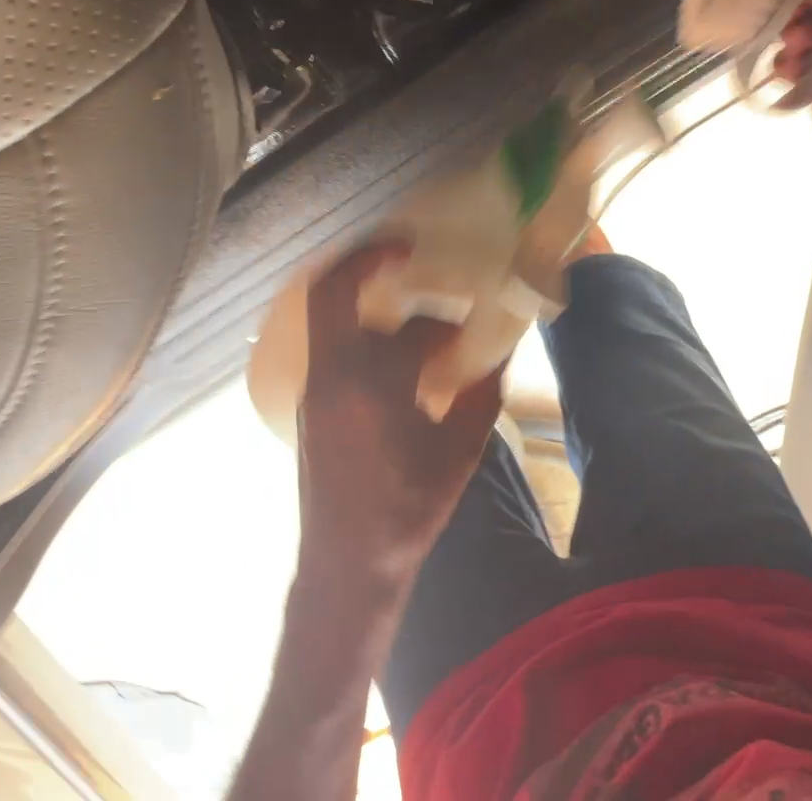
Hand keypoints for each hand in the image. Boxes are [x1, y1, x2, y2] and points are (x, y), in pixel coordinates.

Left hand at [297, 240, 505, 583]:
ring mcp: (313, 390)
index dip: (441, 314)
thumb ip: (482, 392)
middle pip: (331, 292)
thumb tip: (500, 349)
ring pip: (330, 318)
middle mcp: (331, 377)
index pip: (410, 326)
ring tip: (408, 302)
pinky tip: (394, 351)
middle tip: (404, 247)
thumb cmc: (408, 510)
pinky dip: (359, 331)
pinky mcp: (310, 405)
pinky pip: (331, 346)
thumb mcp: (460, 451)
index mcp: (371, 386)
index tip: (455, 302)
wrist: (348, 563)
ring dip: (365, 299)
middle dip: (366, 259)